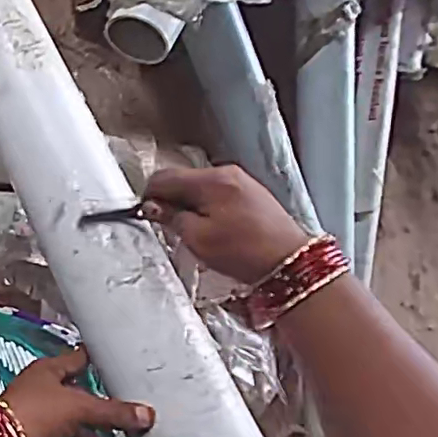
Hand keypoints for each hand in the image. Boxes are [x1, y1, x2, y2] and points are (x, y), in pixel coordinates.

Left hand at [1, 348, 154, 436]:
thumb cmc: (37, 413)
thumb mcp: (78, 408)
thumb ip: (111, 412)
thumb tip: (148, 415)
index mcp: (49, 368)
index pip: (78, 357)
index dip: (96, 358)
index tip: (115, 360)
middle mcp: (38, 385)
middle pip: (72, 388)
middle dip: (92, 399)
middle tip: (117, 406)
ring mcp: (30, 410)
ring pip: (64, 413)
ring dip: (81, 424)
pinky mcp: (26, 435)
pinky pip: (55, 434)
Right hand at [141, 165, 311, 283]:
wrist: (290, 263)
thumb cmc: (246, 253)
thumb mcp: (199, 239)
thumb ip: (172, 218)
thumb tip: (153, 206)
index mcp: (211, 180)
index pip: (164, 177)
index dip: (150, 195)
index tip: (147, 213)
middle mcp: (227, 173)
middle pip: (183, 179)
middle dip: (171, 201)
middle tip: (170, 227)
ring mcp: (241, 181)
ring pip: (200, 187)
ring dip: (190, 205)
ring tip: (194, 232)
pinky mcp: (252, 194)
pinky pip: (218, 193)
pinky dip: (208, 207)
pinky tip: (214, 229)